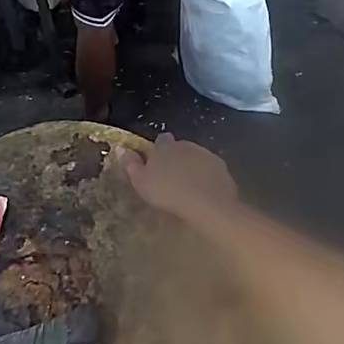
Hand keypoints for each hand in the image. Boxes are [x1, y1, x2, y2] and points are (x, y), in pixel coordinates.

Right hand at [121, 133, 237, 220]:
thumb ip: (131, 164)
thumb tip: (122, 148)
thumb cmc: (168, 192)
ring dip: (191, 167)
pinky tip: (203, 192)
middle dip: (176, 159)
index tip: (155, 164)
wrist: (207, 204)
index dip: (158, 150)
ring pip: (195, 157)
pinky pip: (210, 169)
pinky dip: (206, 177)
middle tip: (171, 179)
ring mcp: (206, 154)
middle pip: (179, 148)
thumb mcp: (141, 181)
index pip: (161, 140)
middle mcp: (186, 145)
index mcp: (165, 146)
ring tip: (187, 188)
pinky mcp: (221, 167)